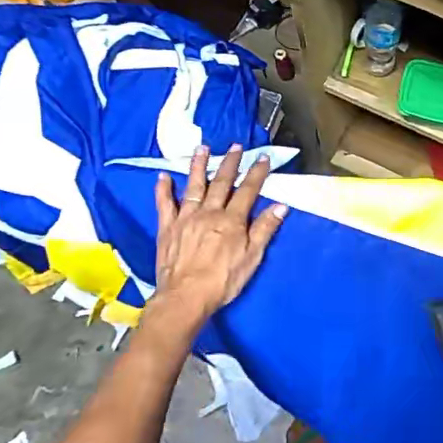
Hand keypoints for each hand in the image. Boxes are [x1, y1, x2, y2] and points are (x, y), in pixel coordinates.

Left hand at [152, 145, 287, 320]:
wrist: (185, 297)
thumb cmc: (224, 279)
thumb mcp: (253, 256)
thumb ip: (264, 229)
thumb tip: (280, 206)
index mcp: (232, 221)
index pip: (248, 191)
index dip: (256, 173)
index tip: (262, 158)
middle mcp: (209, 214)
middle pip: (221, 183)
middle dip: (230, 163)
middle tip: (235, 146)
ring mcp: (185, 219)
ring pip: (193, 187)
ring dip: (199, 166)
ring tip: (203, 149)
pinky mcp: (167, 228)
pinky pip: (164, 204)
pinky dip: (163, 189)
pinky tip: (163, 176)